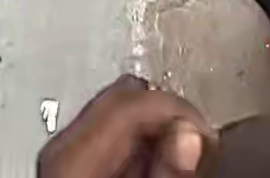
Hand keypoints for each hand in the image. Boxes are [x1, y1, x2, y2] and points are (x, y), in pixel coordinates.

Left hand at [38, 75, 217, 177]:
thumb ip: (167, 176)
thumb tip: (190, 133)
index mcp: (72, 155)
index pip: (129, 99)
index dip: (175, 109)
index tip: (207, 135)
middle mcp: (61, 148)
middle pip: (121, 99)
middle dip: (165, 114)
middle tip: (200, 147)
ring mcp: (63, 157)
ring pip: (115, 113)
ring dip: (153, 129)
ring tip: (184, 161)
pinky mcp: (70, 170)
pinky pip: (109, 138)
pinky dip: (138, 146)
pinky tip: (156, 168)